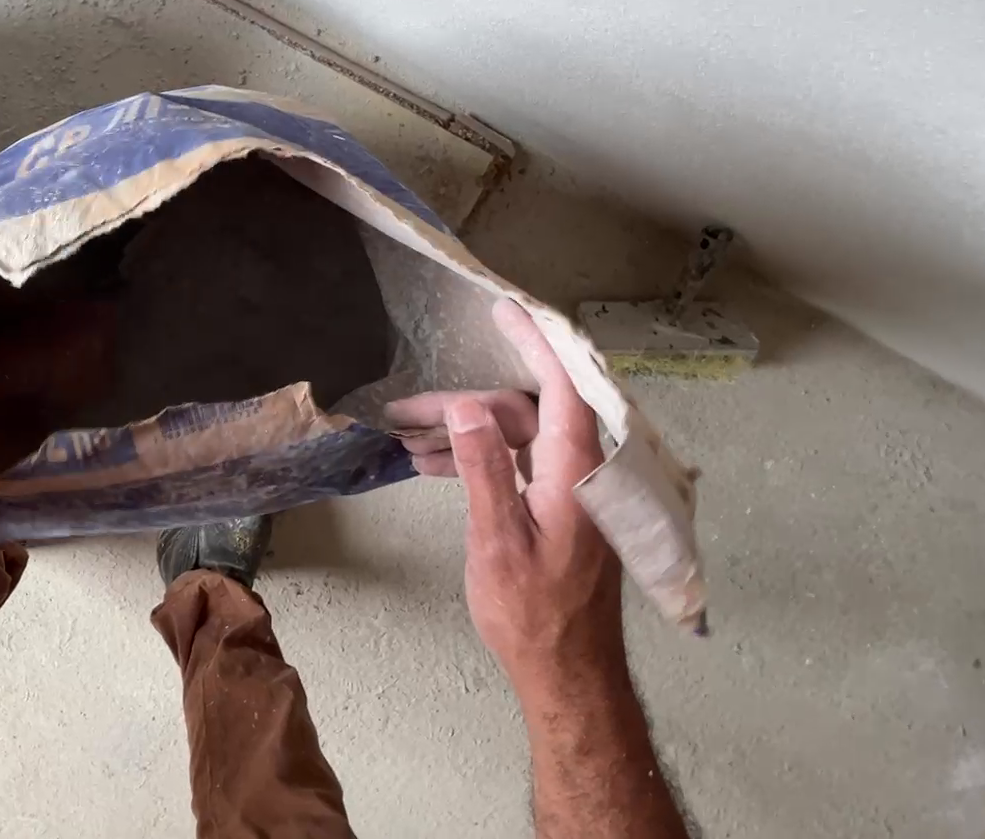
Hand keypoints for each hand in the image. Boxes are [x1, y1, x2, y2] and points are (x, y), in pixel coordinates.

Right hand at [386, 299, 622, 692]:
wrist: (566, 672)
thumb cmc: (532, 612)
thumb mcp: (497, 540)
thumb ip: (485, 470)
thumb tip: (468, 409)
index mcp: (575, 472)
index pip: (561, 386)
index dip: (534, 342)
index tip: (503, 311)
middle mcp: (580, 471)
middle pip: (521, 411)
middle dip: (462, 405)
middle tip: (404, 412)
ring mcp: (571, 488)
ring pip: (514, 435)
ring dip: (462, 433)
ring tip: (407, 440)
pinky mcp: (558, 505)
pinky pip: (516, 462)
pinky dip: (477, 458)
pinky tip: (433, 466)